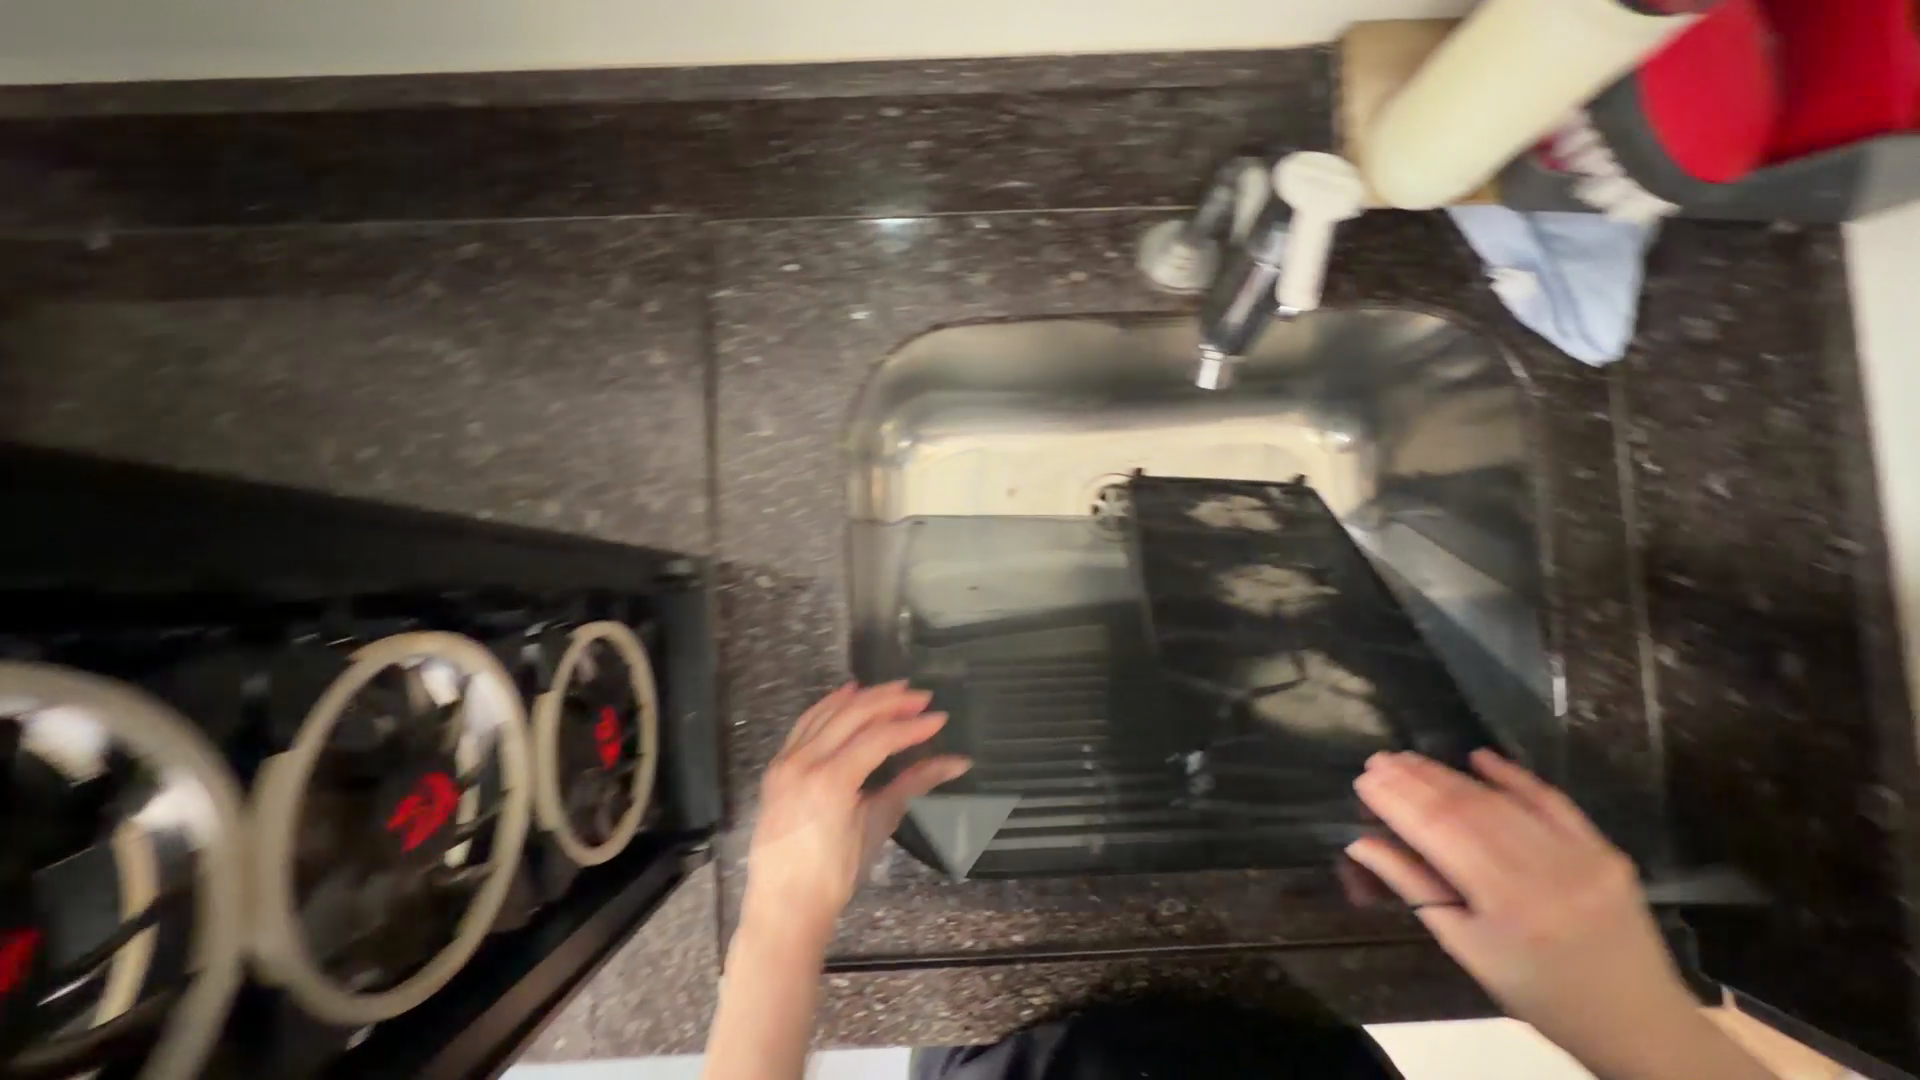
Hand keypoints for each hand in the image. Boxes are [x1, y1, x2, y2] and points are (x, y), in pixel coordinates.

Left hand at [744, 682, 971, 942]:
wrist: (785, 906)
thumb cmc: (834, 874)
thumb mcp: (877, 825)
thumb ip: (914, 784)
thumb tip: (955, 763)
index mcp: (831, 780)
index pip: (879, 737)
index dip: (912, 725)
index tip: (939, 718)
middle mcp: (804, 762)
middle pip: (853, 715)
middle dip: (890, 702)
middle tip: (921, 697)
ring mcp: (786, 762)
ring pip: (826, 713)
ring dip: (861, 698)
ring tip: (892, 690)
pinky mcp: (777, 767)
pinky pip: (805, 725)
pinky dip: (828, 706)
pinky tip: (847, 696)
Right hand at [1346, 750, 1701, 1063]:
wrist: (1639, 1023)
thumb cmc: (1538, 994)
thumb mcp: (1466, 949)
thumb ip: (1415, 888)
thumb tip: (1362, 843)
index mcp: (1507, 904)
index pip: (1439, 833)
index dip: (1397, 802)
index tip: (1364, 780)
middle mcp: (1545, 871)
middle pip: (1467, 810)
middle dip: (1416, 781)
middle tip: (1379, 760)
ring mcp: (1579, 856)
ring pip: (1501, 802)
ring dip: (1450, 776)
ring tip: (1410, 760)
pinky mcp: (1603, 850)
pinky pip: (1552, 802)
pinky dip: (1512, 777)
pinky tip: (1477, 757)